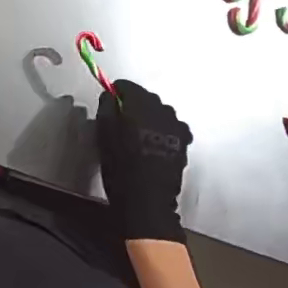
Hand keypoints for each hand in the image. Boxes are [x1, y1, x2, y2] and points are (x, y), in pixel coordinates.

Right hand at [96, 78, 192, 242]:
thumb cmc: (119, 168)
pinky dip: (160, 130)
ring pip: (160, 112)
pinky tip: (151, 143)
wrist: (146, 201)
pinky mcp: (184, 142)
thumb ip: (106, 110)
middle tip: (119, 119)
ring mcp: (177, 127)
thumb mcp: (104, 136)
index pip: (128, 86)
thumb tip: (109, 95)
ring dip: (148, 117)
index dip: (115, 92)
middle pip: (147, 98)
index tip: (108, 101)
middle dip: (133, 104)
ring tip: (135, 133)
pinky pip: (170, 127)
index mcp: (142, 106)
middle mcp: (164, 111)